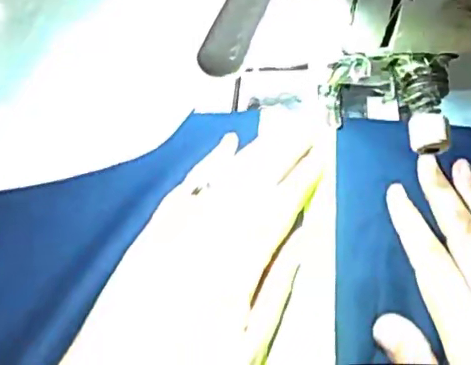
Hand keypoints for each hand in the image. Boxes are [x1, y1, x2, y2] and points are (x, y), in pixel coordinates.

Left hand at [60, 128, 319, 363]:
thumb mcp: (245, 346)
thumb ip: (276, 288)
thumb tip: (301, 241)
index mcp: (235, 265)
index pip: (280, 204)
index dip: (304, 175)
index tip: (322, 155)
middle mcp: (204, 240)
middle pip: (254, 180)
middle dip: (286, 149)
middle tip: (308, 128)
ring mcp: (173, 235)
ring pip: (224, 178)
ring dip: (255, 150)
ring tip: (279, 130)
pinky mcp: (148, 239)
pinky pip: (184, 190)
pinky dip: (207, 166)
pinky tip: (224, 148)